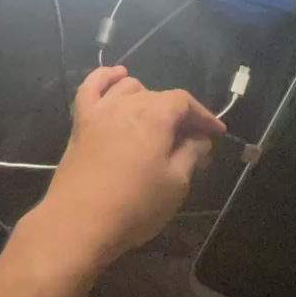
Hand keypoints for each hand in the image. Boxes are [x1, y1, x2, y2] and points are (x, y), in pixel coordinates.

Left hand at [15, 66, 224, 275]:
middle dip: (179, 115)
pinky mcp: (80, 121)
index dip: (203, 115)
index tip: (216, 133)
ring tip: (158, 121)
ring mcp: (99, 110)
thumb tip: (199, 138)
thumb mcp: (176, 183)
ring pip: (128, 88)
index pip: (184, 102)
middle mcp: (126, 104)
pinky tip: (117, 76)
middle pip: (158, 96)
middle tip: (192, 143)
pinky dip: (105, 77)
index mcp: (154, 116)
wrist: (79, 220)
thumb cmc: (135, 205)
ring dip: (148, 99)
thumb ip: (191, 153)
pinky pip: (91, 86)